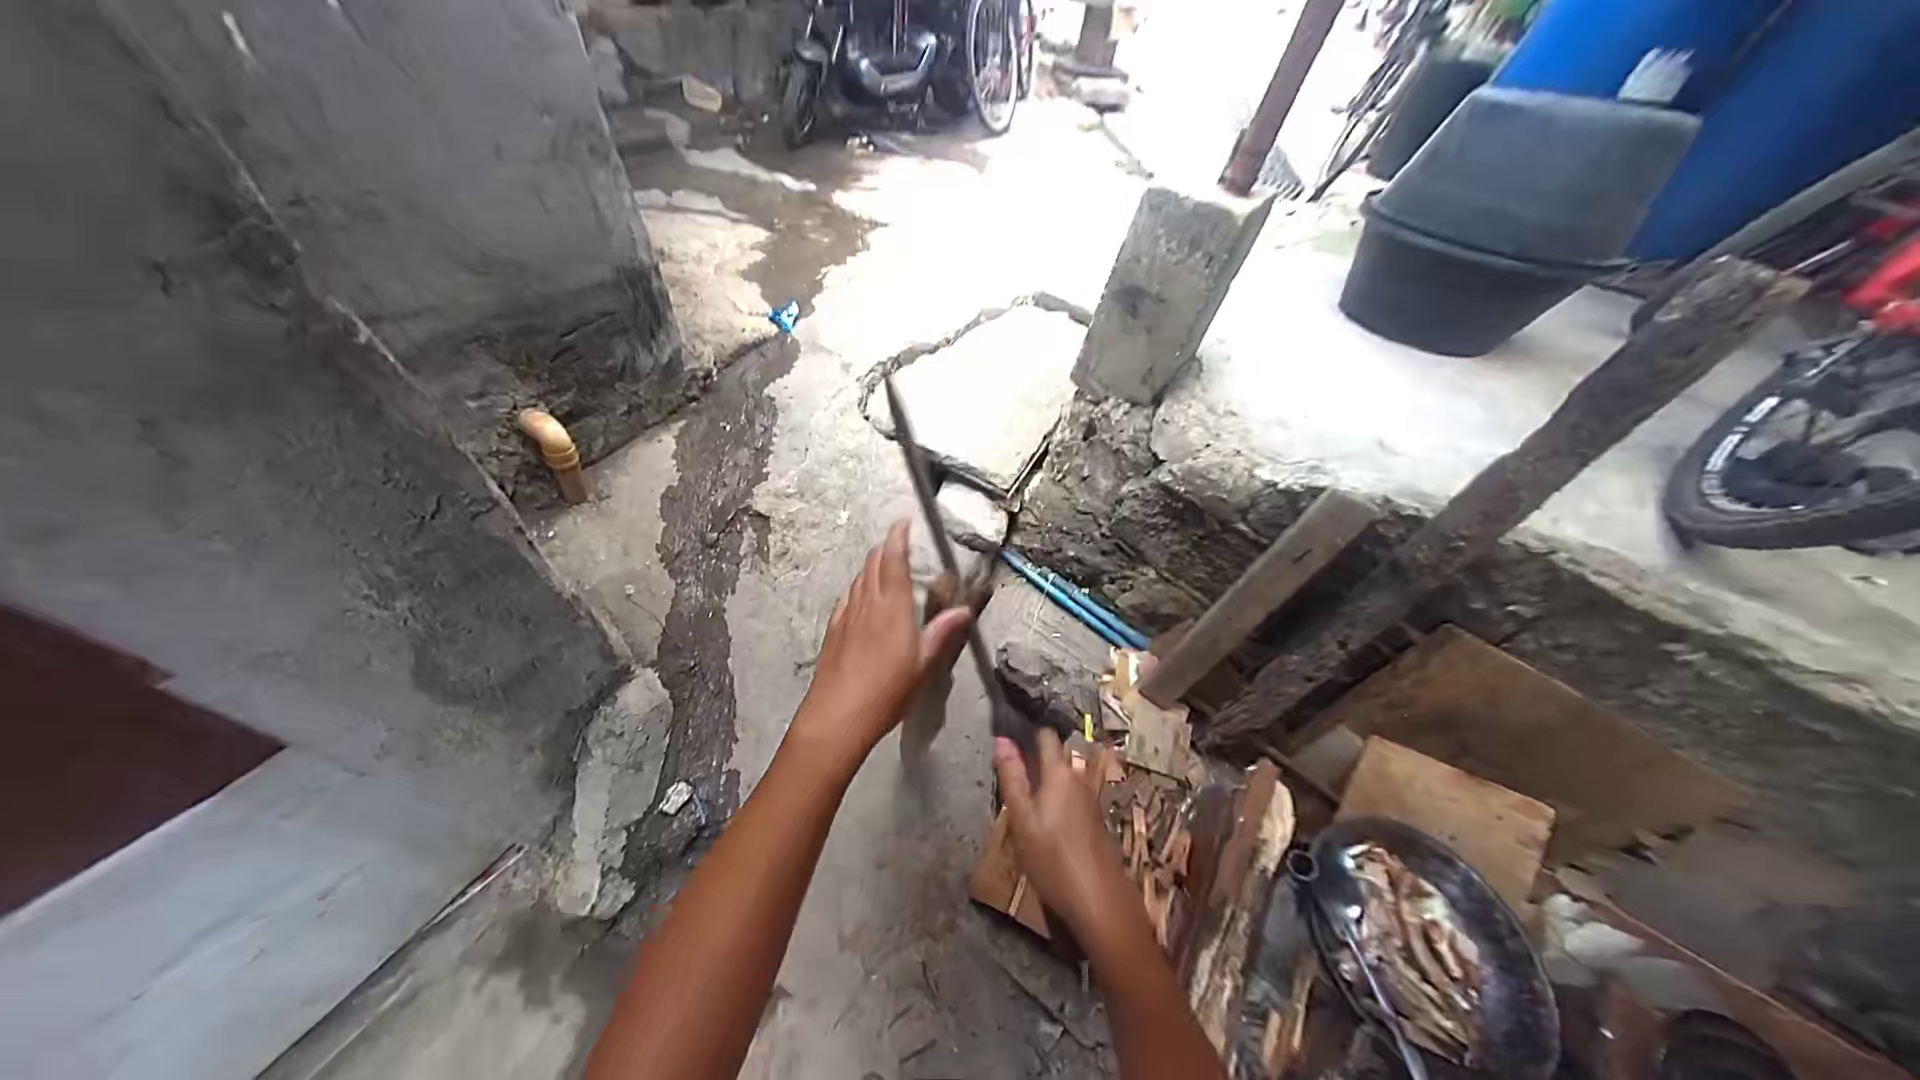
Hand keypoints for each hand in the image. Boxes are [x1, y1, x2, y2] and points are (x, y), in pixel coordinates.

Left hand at [784, 519, 972, 773]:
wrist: (838, 715)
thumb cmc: (887, 692)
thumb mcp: (923, 665)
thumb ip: (941, 633)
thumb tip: (964, 610)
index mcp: (893, 608)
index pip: (893, 560)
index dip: (897, 537)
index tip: (903, 522)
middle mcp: (868, 604)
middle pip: (872, 563)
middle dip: (885, 548)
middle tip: (898, 544)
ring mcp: (847, 616)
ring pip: (858, 579)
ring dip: (871, 566)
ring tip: (882, 566)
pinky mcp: (833, 630)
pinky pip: (846, 597)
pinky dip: (857, 587)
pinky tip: (860, 597)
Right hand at [991, 730, 1131, 937]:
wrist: (1099, 901)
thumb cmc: (1052, 858)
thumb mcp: (1022, 819)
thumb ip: (1012, 777)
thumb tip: (1001, 739)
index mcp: (1060, 773)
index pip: (1046, 736)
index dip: (1029, 730)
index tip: (1009, 731)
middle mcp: (1079, 779)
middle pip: (1057, 755)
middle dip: (1036, 755)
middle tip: (1010, 767)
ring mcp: (1091, 800)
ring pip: (1066, 776)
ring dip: (1047, 777)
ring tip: (1024, 790)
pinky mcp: (1095, 820)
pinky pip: (1073, 794)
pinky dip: (1058, 795)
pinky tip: (1046, 816)